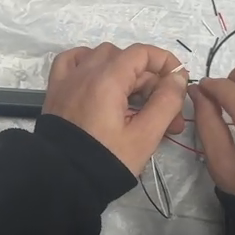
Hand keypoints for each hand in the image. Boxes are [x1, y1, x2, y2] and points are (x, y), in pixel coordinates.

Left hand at [43, 43, 187, 174]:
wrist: (62, 181)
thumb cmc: (106, 161)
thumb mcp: (144, 136)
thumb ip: (166, 102)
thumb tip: (178, 77)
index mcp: (107, 79)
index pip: (143, 53)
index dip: (166, 64)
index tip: (178, 86)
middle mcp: (85, 71)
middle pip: (126, 59)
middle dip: (150, 83)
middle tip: (164, 116)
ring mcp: (67, 79)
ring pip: (101, 58)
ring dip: (123, 73)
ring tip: (134, 105)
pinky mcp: (56, 91)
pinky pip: (72, 61)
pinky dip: (88, 64)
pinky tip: (99, 81)